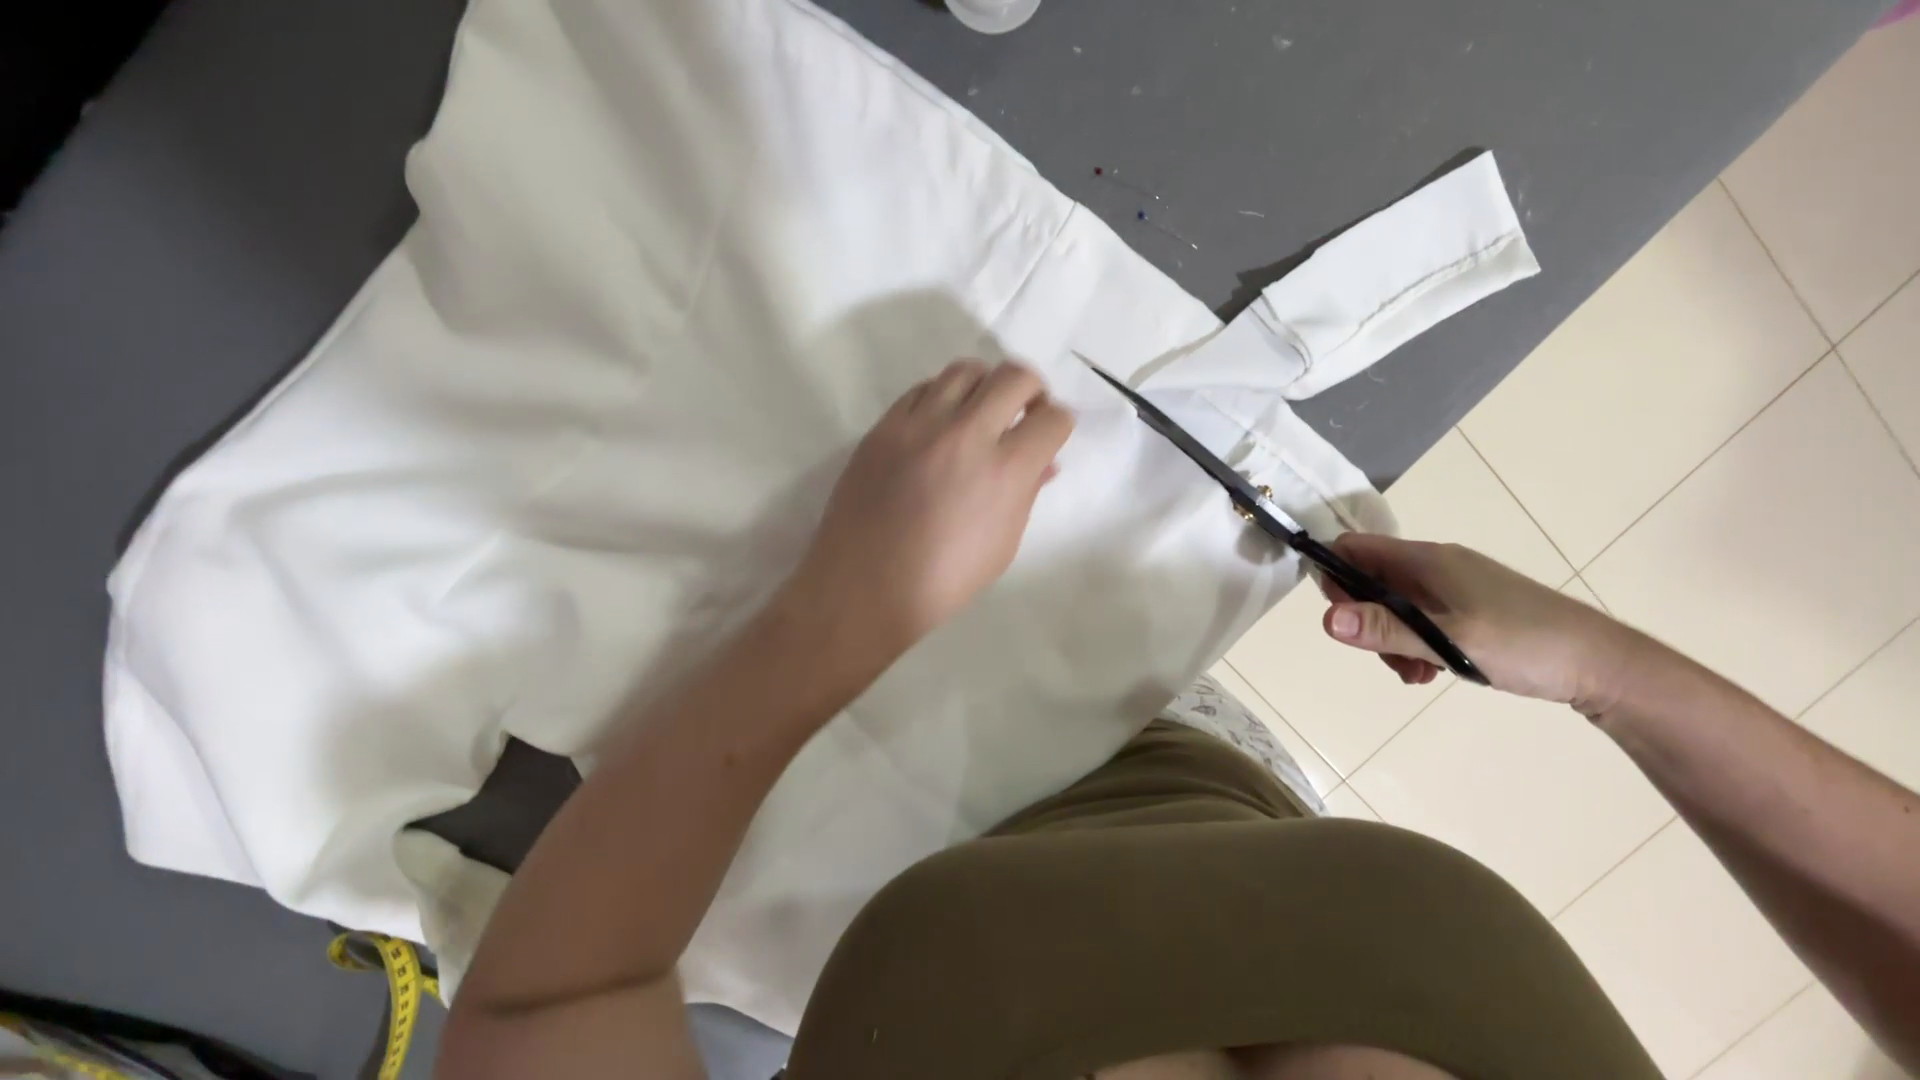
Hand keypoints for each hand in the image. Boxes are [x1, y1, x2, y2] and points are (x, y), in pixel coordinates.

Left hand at [786, 359, 1074, 656]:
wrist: (866, 586)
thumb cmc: (943, 580)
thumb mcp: (1001, 545)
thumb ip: (1026, 495)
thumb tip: (1043, 463)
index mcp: (1005, 471)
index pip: (1053, 419)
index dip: (1058, 425)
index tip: (1048, 436)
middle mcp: (966, 434)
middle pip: (1015, 376)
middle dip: (1031, 390)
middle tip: (1022, 413)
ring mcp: (920, 425)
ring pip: (965, 370)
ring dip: (984, 386)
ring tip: (979, 413)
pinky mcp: (885, 426)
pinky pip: (923, 389)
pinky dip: (941, 398)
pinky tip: (939, 424)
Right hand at [1317, 533, 1651, 709]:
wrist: (1603, 665)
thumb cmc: (1525, 645)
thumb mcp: (1448, 641)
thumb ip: (1385, 629)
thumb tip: (1325, 619)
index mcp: (1427, 560)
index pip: (1353, 548)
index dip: (1335, 578)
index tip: (1344, 620)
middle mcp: (1436, 565)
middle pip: (1370, 580)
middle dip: (1365, 619)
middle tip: (1385, 658)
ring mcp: (1455, 587)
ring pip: (1395, 605)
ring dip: (1391, 638)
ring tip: (1415, 674)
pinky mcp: (1471, 608)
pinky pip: (1422, 618)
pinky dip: (1416, 643)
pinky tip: (1433, 672)